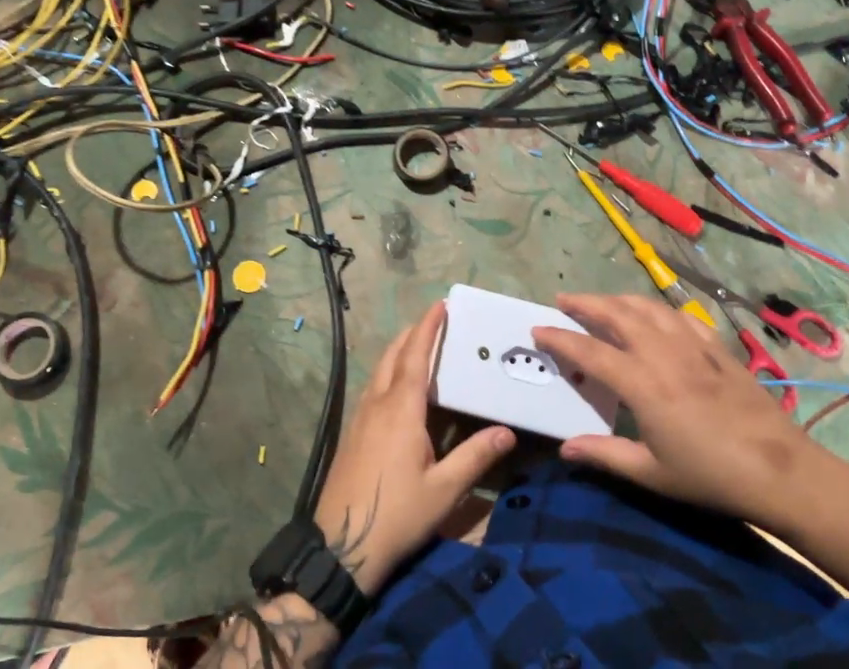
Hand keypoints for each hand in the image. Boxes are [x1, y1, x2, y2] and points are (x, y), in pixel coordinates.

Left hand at [313, 301, 514, 595]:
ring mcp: (360, 419)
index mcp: (401, 409)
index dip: (427, 328)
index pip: (415, 356)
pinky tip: (399, 391)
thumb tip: (507, 431)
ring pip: (378, 372)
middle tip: (433, 321)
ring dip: (398, 352)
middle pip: (392, 356)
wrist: (341, 544)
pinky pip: (372, 389)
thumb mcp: (444, 490)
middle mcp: (377, 404)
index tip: (440, 305)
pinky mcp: (352, 435)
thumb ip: (475, 456)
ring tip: (419, 348)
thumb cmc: (397, 514)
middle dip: (411, 334)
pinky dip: (389, 374)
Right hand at [531, 293, 816, 524]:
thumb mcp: (652, 474)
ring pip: (649, 308)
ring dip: (619, 300)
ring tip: (601, 301)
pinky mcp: (718, 350)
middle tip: (563, 301)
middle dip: (587, 303)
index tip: (538, 327)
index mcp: (642, 384)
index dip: (561, 337)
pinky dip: (658, 309)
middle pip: (618, 315)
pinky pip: (681, 317)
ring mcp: (694, 348)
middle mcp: (664, 355)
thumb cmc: (710, 476)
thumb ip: (605, 455)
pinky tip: (654, 315)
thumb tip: (565, 448)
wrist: (781, 471)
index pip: (590, 351)